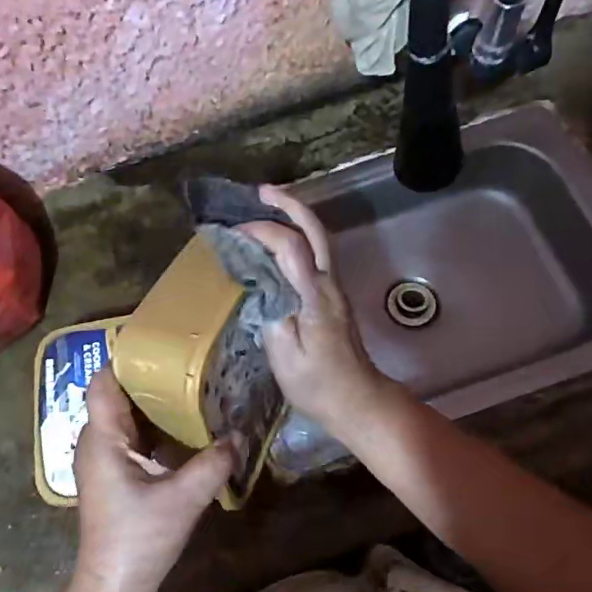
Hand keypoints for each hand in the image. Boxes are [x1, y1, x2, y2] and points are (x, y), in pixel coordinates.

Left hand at [70, 369, 233, 591]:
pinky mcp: (114, 474)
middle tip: (190, 361)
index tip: (162, 342)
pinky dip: (156, 427)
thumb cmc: (138, 541)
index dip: (126, 357)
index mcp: (103, 438)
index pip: (104, 381)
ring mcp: (103, 459)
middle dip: (150, 376)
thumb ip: (213, 464)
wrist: (112, 587)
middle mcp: (96, 441)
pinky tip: (186, 427)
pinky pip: (133, 437)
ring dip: (155, 403)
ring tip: (193, 386)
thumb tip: (240, 435)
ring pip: (127, 416)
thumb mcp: (183, 499)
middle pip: (117, 394)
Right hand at [242, 185, 393, 433]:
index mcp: (315, 296)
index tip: (234, 230)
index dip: (262, 231)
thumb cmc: (318, 385)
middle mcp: (329, 284)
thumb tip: (258, 286)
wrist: (358, 401)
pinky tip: (278, 243)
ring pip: (319, 240)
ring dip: (296, 217)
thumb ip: (271, 315)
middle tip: (261, 191)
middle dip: (290, 205)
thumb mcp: (286, 357)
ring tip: (268, 206)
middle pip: (315, 231)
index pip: (290, 247)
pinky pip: (316, 256)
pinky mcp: (332, 299)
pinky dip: (298, 237)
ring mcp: (334, 290)